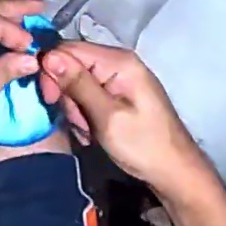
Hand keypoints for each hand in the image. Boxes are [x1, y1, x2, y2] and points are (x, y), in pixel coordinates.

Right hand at [40, 40, 209, 190]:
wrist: (177, 176)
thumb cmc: (145, 147)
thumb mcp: (107, 117)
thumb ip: (78, 84)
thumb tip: (48, 55)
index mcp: (119, 61)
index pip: (68, 49)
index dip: (52, 71)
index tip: (50, 100)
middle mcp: (118, 61)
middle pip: (71, 64)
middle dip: (67, 94)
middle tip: (79, 122)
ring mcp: (118, 76)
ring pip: (76, 80)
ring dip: (75, 107)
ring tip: (89, 130)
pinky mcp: (117, 91)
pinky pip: (87, 91)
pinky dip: (84, 111)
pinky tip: (93, 130)